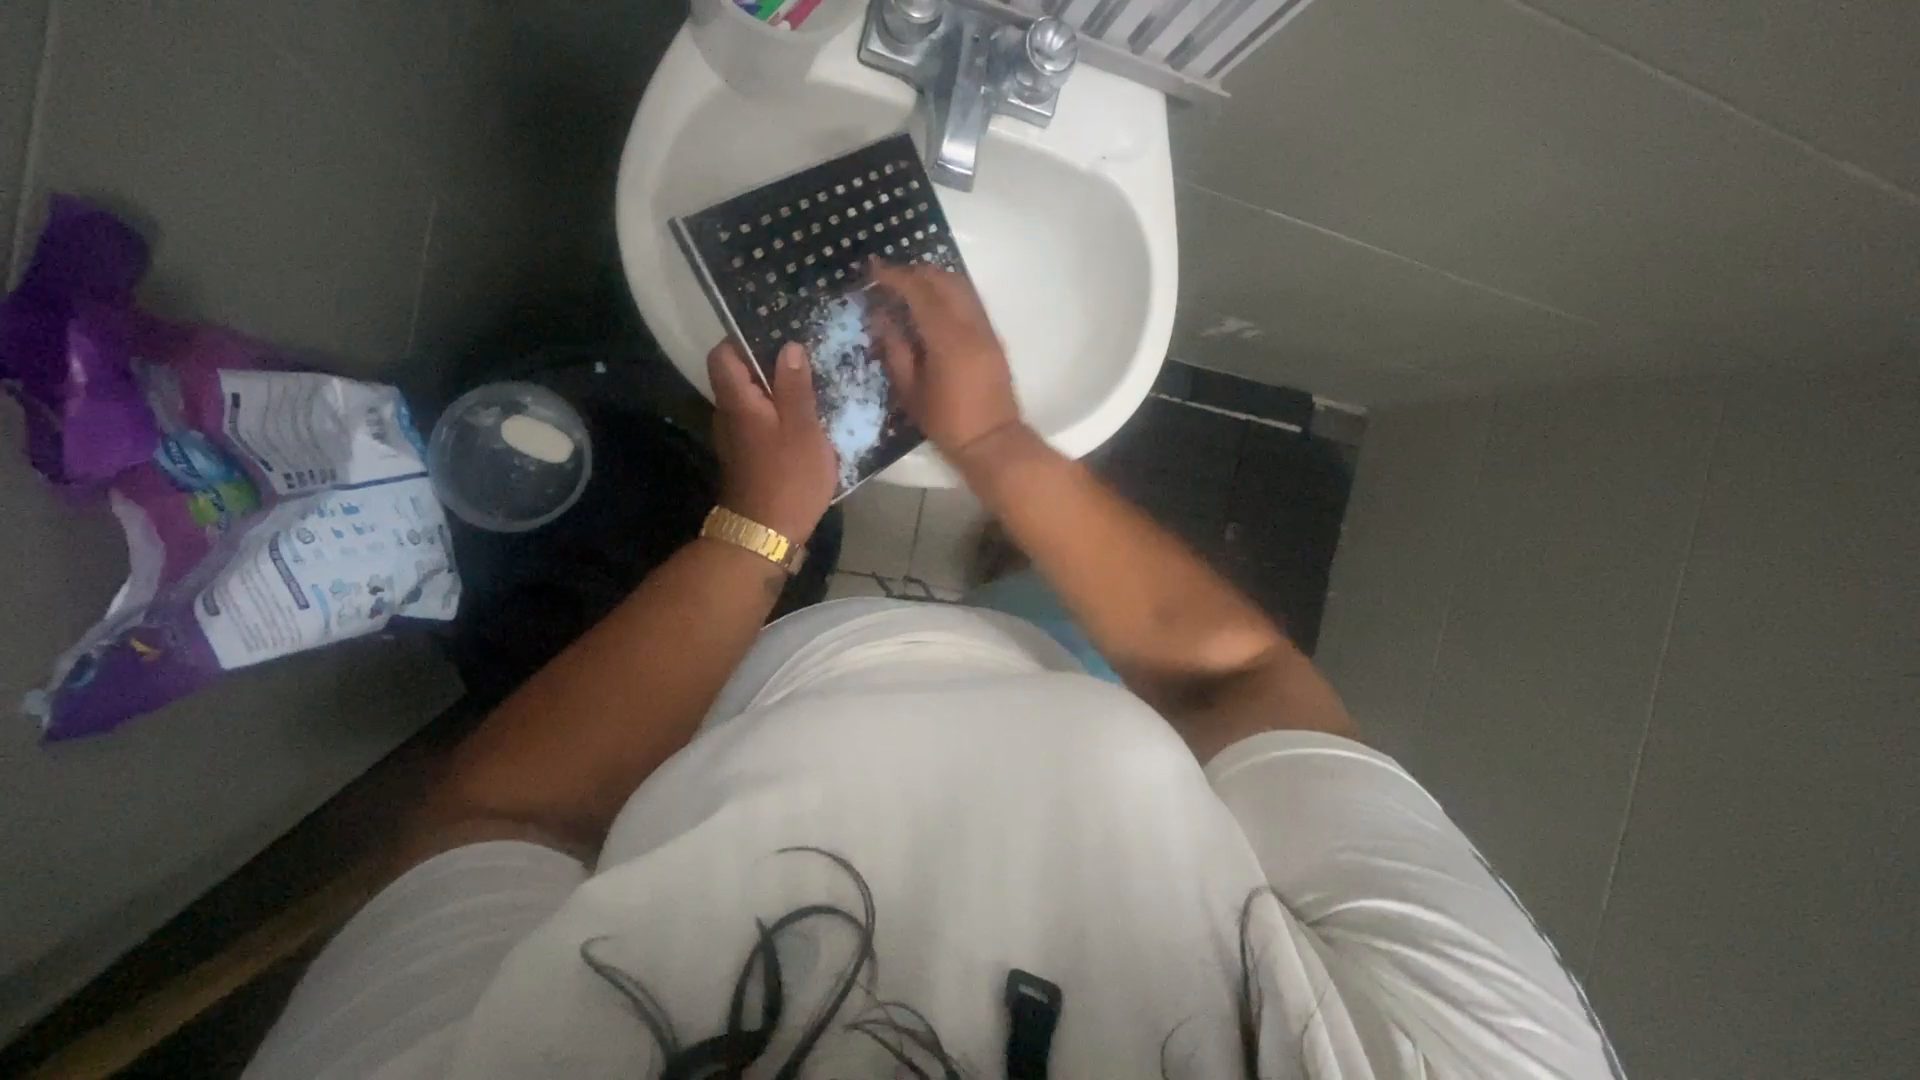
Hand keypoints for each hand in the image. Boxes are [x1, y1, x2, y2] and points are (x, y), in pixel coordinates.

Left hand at [707, 339, 836, 543]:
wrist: (766, 534)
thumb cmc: (788, 478)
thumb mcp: (803, 428)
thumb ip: (796, 387)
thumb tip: (789, 347)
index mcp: (738, 400)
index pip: (723, 354)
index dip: (745, 340)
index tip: (779, 338)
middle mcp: (728, 414)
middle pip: (739, 376)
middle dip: (770, 366)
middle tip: (808, 362)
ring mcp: (735, 438)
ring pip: (753, 401)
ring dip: (779, 394)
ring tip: (814, 390)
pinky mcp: (747, 458)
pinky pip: (760, 423)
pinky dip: (779, 418)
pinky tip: (808, 424)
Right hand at [868, 260, 1023, 463]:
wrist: (993, 440)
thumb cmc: (947, 422)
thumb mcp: (910, 391)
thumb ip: (895, 349)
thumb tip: (880, 316)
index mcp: (947, 338)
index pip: (919, 291)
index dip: (894, 275)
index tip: (873, 268)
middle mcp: (971, 324)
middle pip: (943, 278)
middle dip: (914, 272)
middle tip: (889, 278)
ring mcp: (986, 328)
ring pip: (961, 285)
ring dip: (933, 278)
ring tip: (909, 286)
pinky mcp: (993, 336)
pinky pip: (969, 300)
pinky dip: (948, 292)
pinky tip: (932, 304)